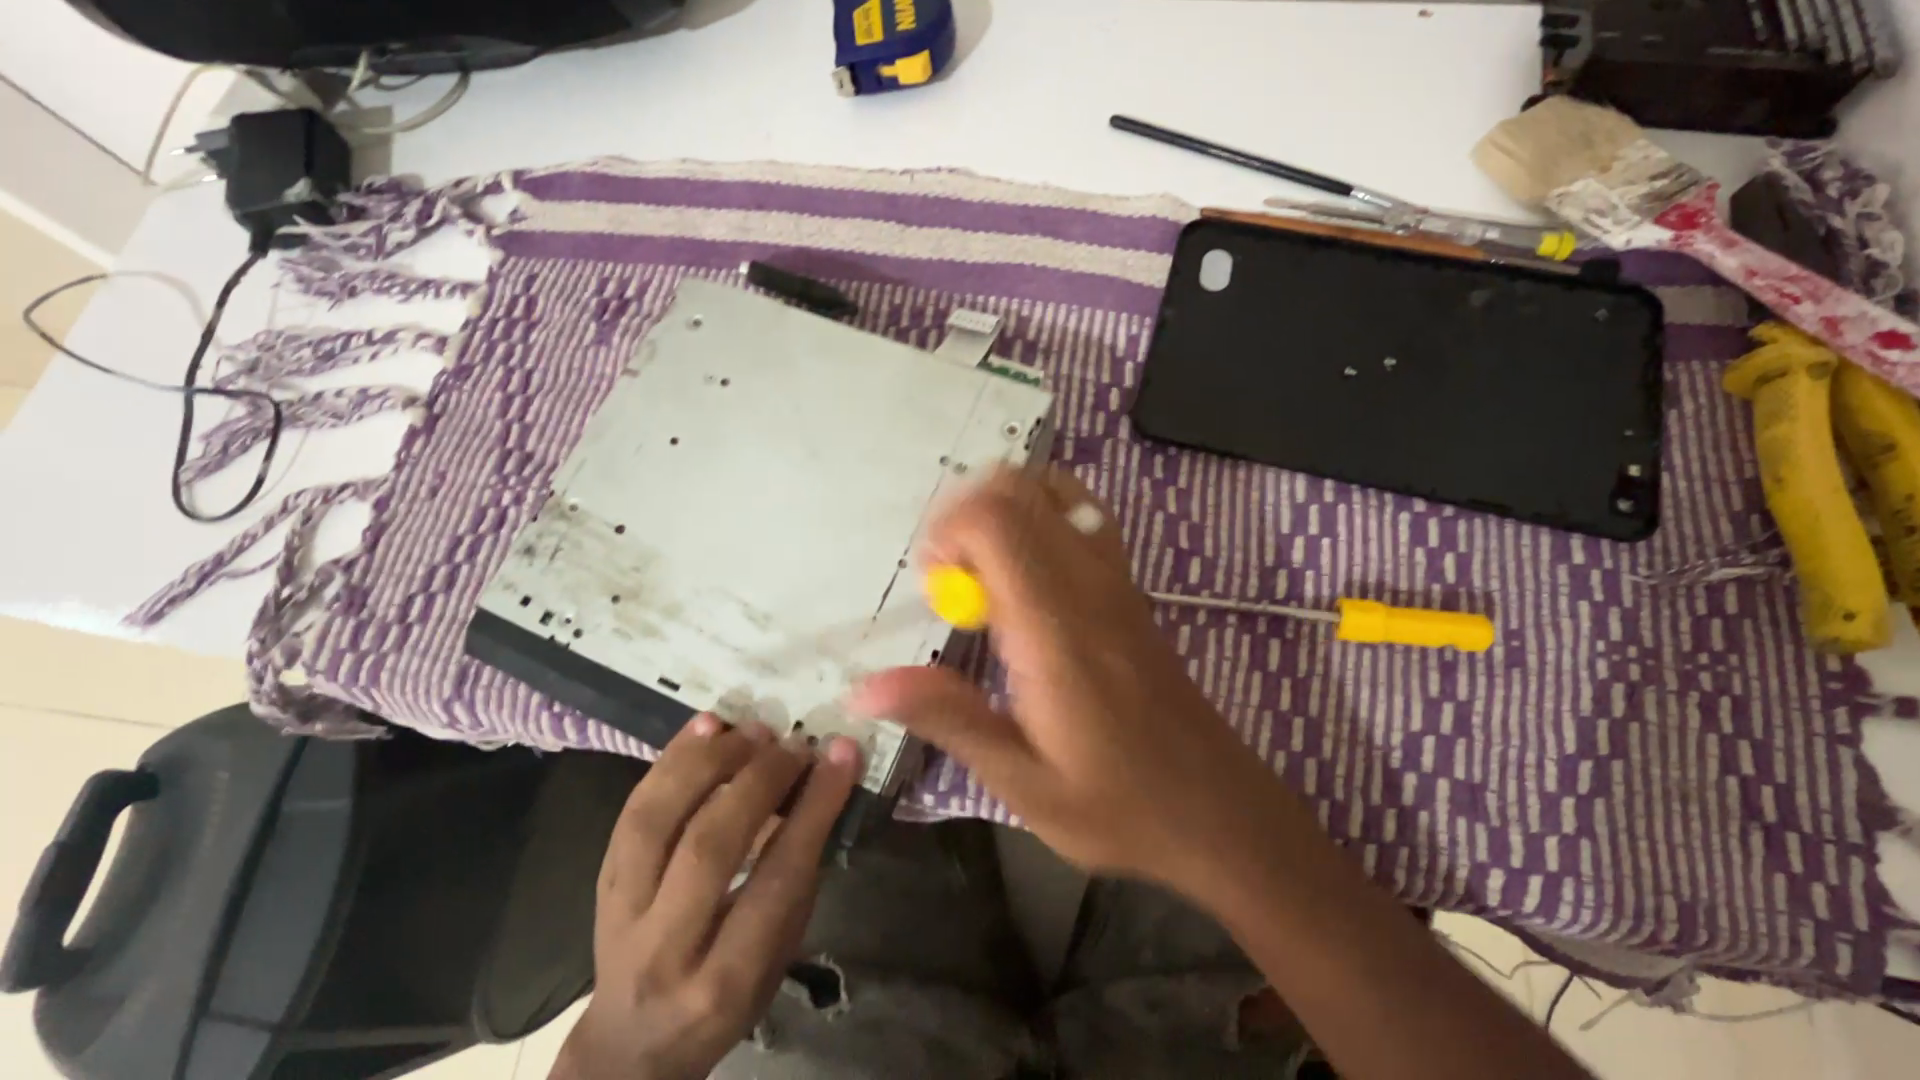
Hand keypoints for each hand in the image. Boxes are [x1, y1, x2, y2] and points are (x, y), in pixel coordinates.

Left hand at [552, 715, 859, 1079]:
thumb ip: (792, 884)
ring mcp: (620, 912)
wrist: (632, 1042)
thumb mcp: (775, 962)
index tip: (840, 757)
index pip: (775, 881)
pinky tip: (705, 726)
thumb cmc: (725, 1001)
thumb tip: (815, 790)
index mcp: (725, 980)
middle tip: (796, 744)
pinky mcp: (599, 880)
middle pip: (709, 846)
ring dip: (709, 761)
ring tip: (751, 730)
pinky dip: (670, 760)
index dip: (812, 810)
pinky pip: (632, 809)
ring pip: (657, 819)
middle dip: (760, 781)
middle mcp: (665, 947)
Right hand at [854, 467, 1291, 891]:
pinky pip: (1082, 519)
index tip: (933, 589)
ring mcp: (1117, 582)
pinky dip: (1039, 521)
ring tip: (981, 574)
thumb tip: (865, 685)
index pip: (997, 522)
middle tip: (949, 583)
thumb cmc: (1117, 807)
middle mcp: (1090, 586)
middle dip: (966, 516)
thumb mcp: (1023, 783)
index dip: (948, 533)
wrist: (1218, 813)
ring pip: (1056, 492)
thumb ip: (949, 719)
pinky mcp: (1130, 592)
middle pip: (1021, 490)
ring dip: (1003, 511)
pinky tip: (1023, 581)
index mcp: (1056, 628)